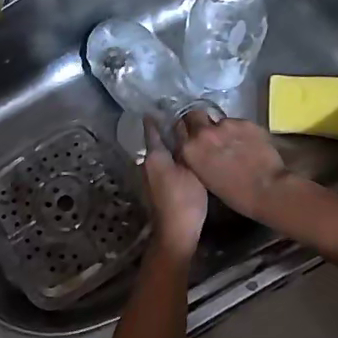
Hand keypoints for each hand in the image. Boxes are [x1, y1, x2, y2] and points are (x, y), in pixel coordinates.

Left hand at [141, 118, 205, 258]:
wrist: (175, 233)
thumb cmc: (185, 199)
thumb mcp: (192, 169)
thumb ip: (185, 146)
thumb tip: (182, 124)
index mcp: (154, 156)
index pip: (152, 129)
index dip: (157, 117)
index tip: (164, 105)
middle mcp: (146, 163)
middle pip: (156, 141)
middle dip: (167, 131)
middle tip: (186, 121)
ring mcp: (148, 177)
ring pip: (159, 154)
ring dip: (170, 146)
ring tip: (189, 138)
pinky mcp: (154, 188)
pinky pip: (162, 165)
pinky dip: (171, 159)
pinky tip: (186, 159)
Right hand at [172, 111, 294, 221]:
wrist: (267, 189)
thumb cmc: (235, 194)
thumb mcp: (205, 179)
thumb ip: (197, 158)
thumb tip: (199, 150)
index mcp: (190, 149)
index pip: (179, 130)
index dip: (187, 134)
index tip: (192, 138)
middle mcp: (204, 132)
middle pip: (194, 115)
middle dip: (200, 122)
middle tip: (210, 134)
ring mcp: (226, 124)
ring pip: (220, 120)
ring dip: (224, 129)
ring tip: (235, 143)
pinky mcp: (246, 122)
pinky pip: (239, 123)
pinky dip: (242, 131)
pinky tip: (250, 143)